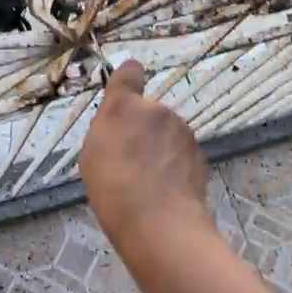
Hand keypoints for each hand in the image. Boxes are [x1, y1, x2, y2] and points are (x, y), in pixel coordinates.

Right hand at [78, 60, 209, 240]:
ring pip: (167, 135)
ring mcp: (183, 132)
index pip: (129, 73)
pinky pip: (181, 155)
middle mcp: (156, 110)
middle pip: (148, 113)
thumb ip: (107, 131)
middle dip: (142, 131)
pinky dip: (174, 167)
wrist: (157, 219)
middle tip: (129, 162)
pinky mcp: (200, 154)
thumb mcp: (92, 155)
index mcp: (123, 106)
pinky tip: (166, 191)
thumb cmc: (112, 186)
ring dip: (160, 150)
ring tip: (148, 182)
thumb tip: (121, 130)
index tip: (127, 89)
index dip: (128, 79)